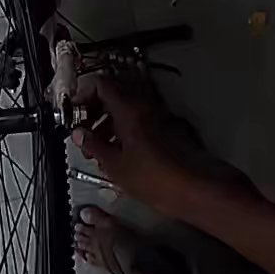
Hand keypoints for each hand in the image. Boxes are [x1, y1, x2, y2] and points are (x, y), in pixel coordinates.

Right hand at [70, 76, 202, 214]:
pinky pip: (144, 116)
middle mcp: (145, 104)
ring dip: (112, 119)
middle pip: (115, 92)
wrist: (197, 188)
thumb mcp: (116, 165)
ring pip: (130, 106)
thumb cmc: (155, 177)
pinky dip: (130, 125)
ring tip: (103, 145)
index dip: (85, 95)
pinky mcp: (170, 125)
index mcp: (128, 108)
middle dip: (97, 109)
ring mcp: (160, 113)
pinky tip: (125, 149)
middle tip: (87, 130)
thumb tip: (79, 133)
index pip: (102, 85)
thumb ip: (94, 145)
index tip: (77, 113)